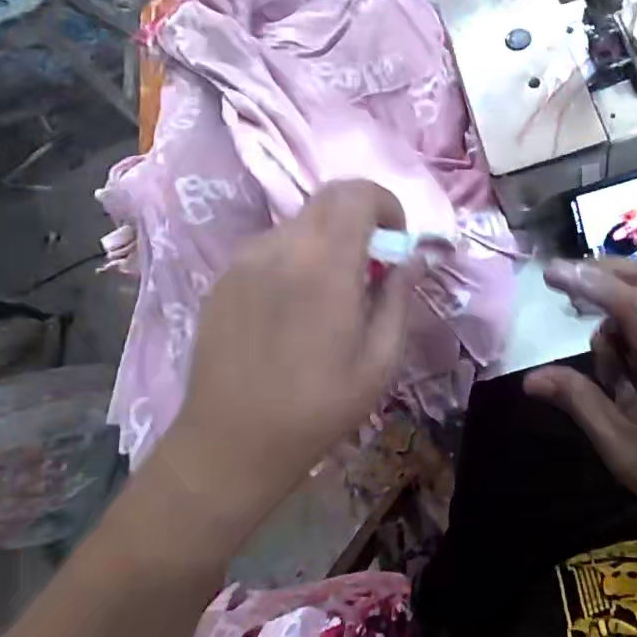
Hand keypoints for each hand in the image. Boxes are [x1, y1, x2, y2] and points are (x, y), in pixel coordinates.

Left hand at [160, 181, 416, 501]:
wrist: (231, 443)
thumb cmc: (319, 406)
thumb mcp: (380, 360)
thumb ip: (400, 297)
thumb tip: (413, 258)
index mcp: (324, 265)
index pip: (356, 193)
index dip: (386, 204)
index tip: (396, 242)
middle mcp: (280, 248)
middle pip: (328, 199)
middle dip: (361, 220)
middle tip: (371, 268)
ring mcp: (244, 260)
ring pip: (300, 224)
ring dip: (328, 242)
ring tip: (331, 298)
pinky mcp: (223, 279)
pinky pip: (272, 249)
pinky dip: (297, 260)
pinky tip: (294, 312)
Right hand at [526, 259, 636, 548]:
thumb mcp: (621, 446)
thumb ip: (578, 400)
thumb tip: (531, 378)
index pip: (630, 301)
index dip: (588, 281)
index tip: (549, 273)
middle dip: (605, 273)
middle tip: (565, 286)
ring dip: (622, 315)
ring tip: (610, 376)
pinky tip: (629, 372)